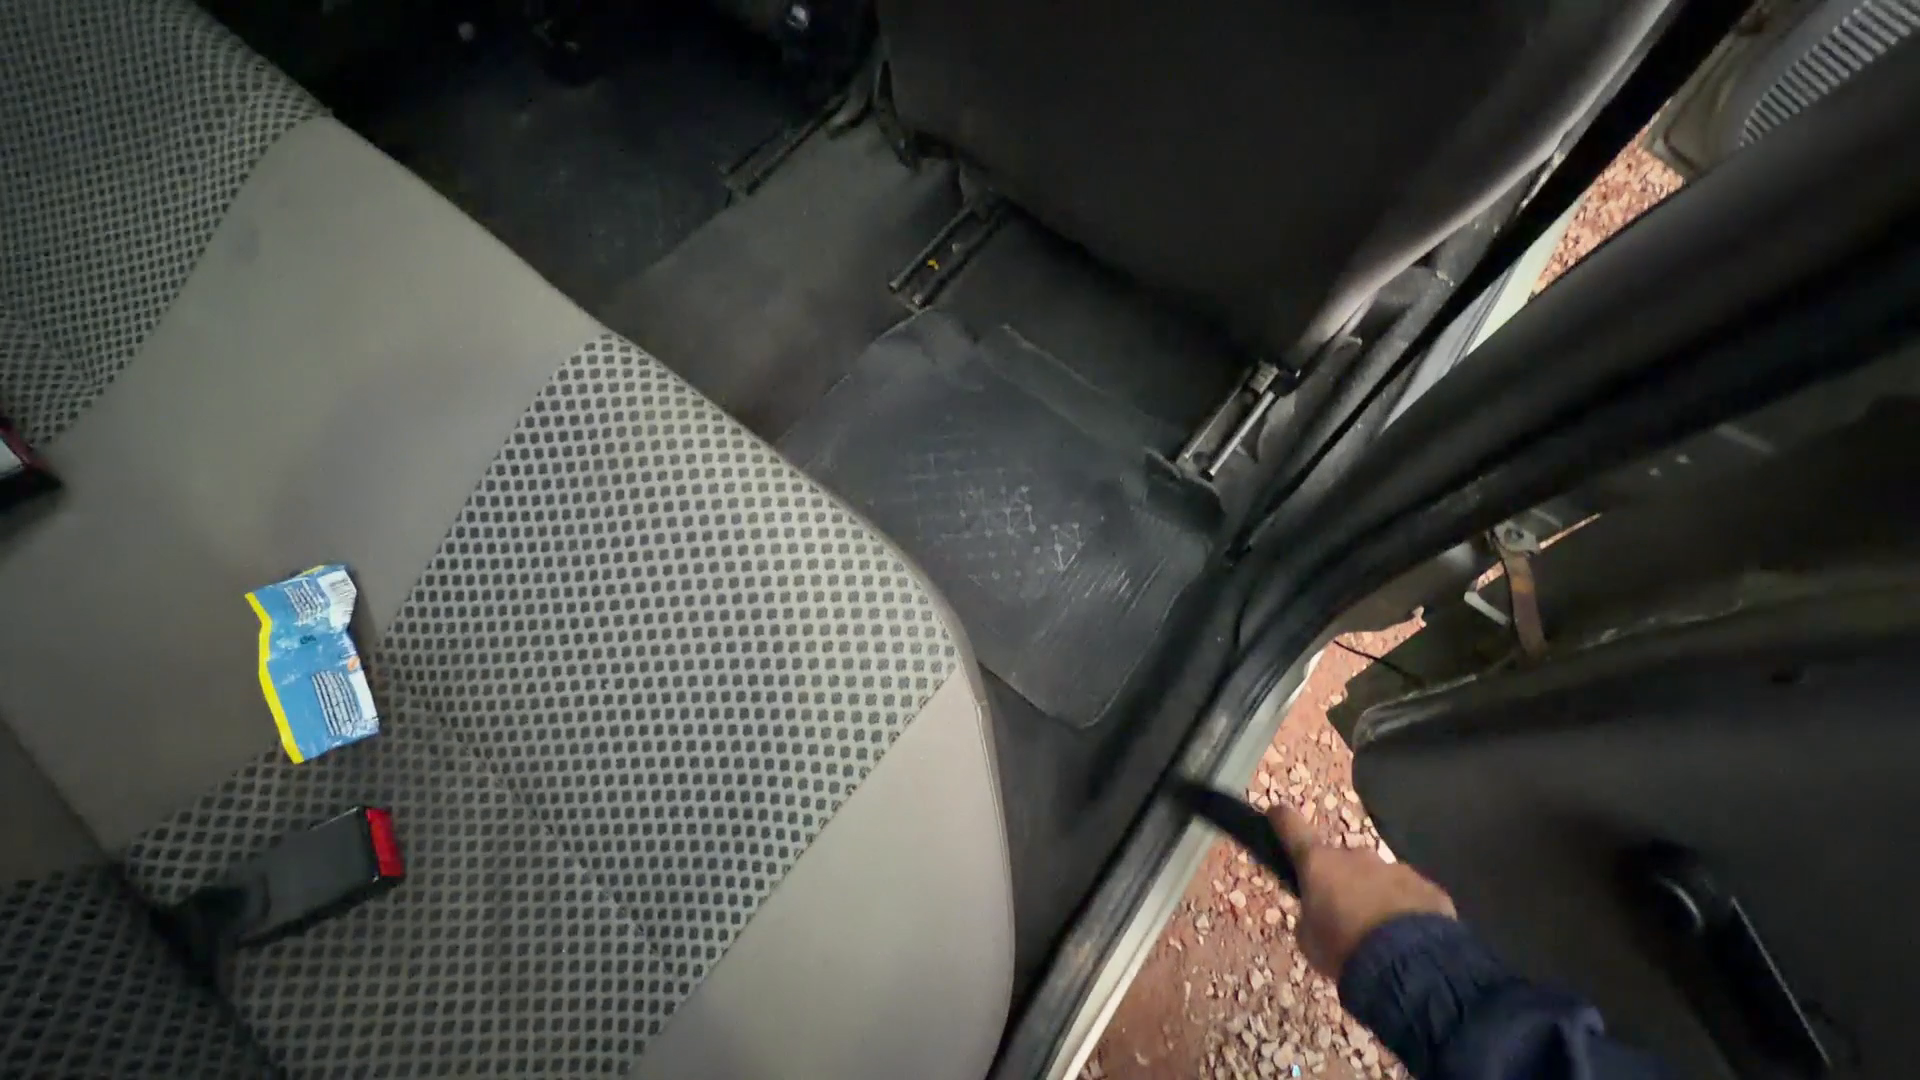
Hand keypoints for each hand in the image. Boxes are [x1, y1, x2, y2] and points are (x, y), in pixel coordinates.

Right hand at [1269, 803, 1456, 979]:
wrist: (1412, 968)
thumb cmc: (1344, 949)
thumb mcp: (1309, 940)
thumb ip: (1309, 917)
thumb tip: (1319, 913)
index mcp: (1318, 863)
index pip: (1291, 826)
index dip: (1281, 819)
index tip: (1276, 814)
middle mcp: (1355, 856)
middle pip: (1340, 861)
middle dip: (1341, 881)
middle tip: (1344, 915)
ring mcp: (1395, 868)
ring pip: (1377, 878)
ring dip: (1374, 896)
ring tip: (1382, 935)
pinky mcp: (1428, 888)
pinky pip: (1410, 895)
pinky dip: (1405, 911)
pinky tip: (1410, 940)